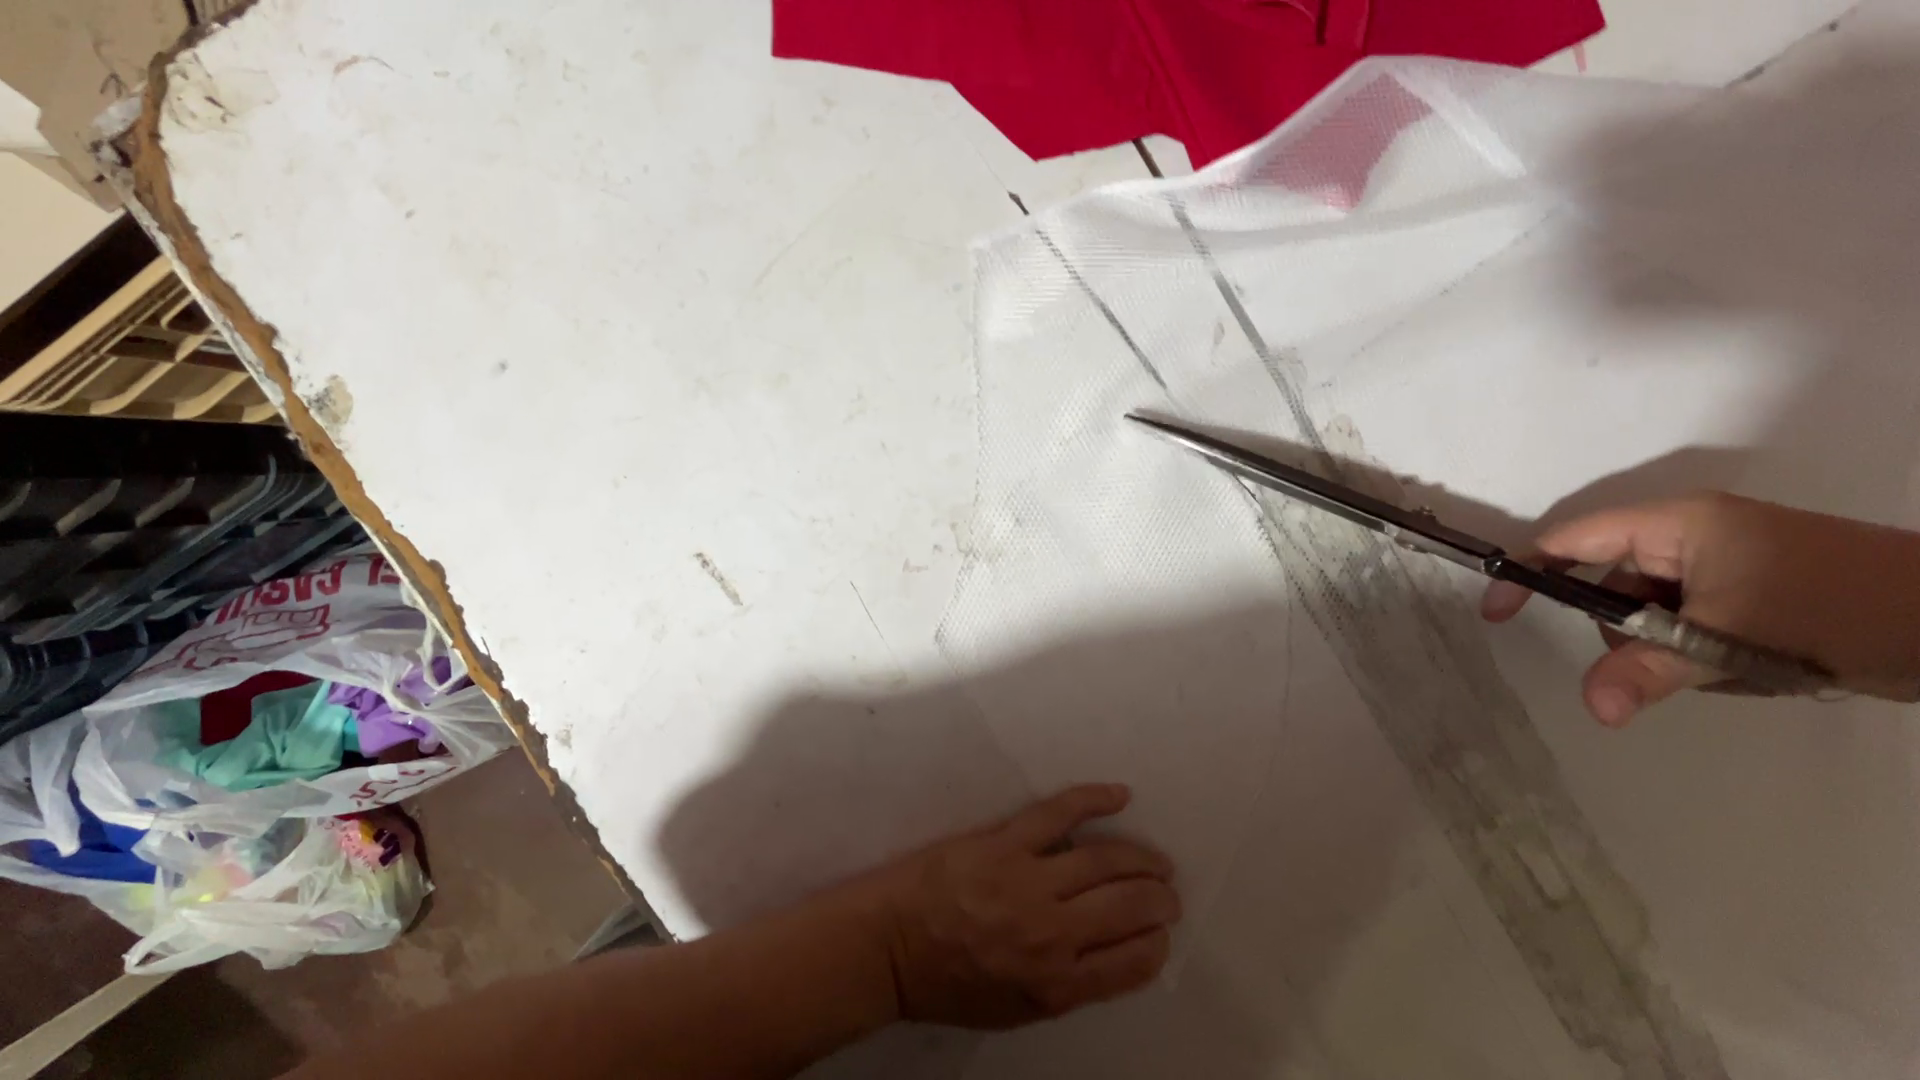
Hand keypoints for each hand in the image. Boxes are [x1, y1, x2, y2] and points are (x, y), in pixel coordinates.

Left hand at [841, 784, 1178, 1028]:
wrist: (889, 947)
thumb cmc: (948, 983)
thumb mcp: (1015, 1010)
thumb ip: (1068, 985)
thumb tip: (1113, 955)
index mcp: (1055, 983)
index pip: (1134, 961)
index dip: (1157, 944)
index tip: (1160, 933)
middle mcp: (1051, 932)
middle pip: (1128, 906)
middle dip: (1160, 899)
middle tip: (1167, 893)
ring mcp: (1029, 880)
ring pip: (1104, 859)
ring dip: (1141, 858)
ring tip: (1156, 860)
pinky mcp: (1004, 841)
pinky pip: (1059, 812)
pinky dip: (1094, 799)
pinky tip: (1119, 795)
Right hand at [1482, 492, 1919, 726]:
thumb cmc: (1832, 604)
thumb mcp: (1729, 637)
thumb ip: (1649, 669)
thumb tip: (1593, 711)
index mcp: (1675, 524)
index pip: (1572, 540)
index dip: (1527, 574)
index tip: (1496, 616)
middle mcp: (1690, 538)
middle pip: (1611, 585)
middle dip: (1630, 629)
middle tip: (1674, 656)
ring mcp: (1722, 567)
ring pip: (1653, 615)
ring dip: (1675, 648)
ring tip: (1733, 664)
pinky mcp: (1749, 596)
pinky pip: (1692, 628)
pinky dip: (1706, 654)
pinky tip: (1753, 665)